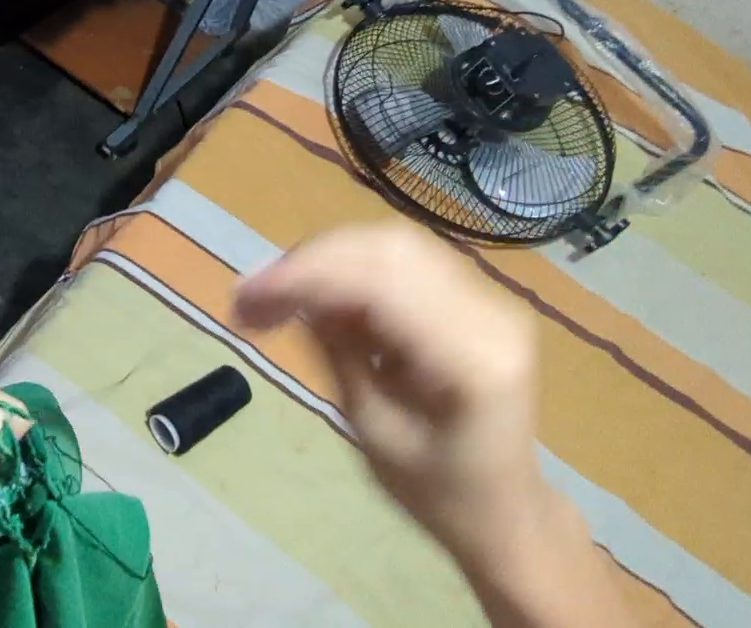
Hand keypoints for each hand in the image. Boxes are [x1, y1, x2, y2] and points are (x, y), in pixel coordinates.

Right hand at [235, 223, 632, 627]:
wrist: (504, 508)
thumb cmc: (436, 489)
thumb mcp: (375, 432)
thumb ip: (338, 353)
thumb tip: (287, 293)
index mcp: (475, 360)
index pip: (382, 286)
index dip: (306, 276)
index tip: (246, 295)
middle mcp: (490, 313)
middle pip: (385, 250)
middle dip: (307, 261)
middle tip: (252, 294)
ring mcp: (486, 296)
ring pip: (387, 242)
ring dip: (321, 258)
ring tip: (277, 291)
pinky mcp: (469, 291)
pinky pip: (396, 255)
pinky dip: (343, 263)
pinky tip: (313, 289)